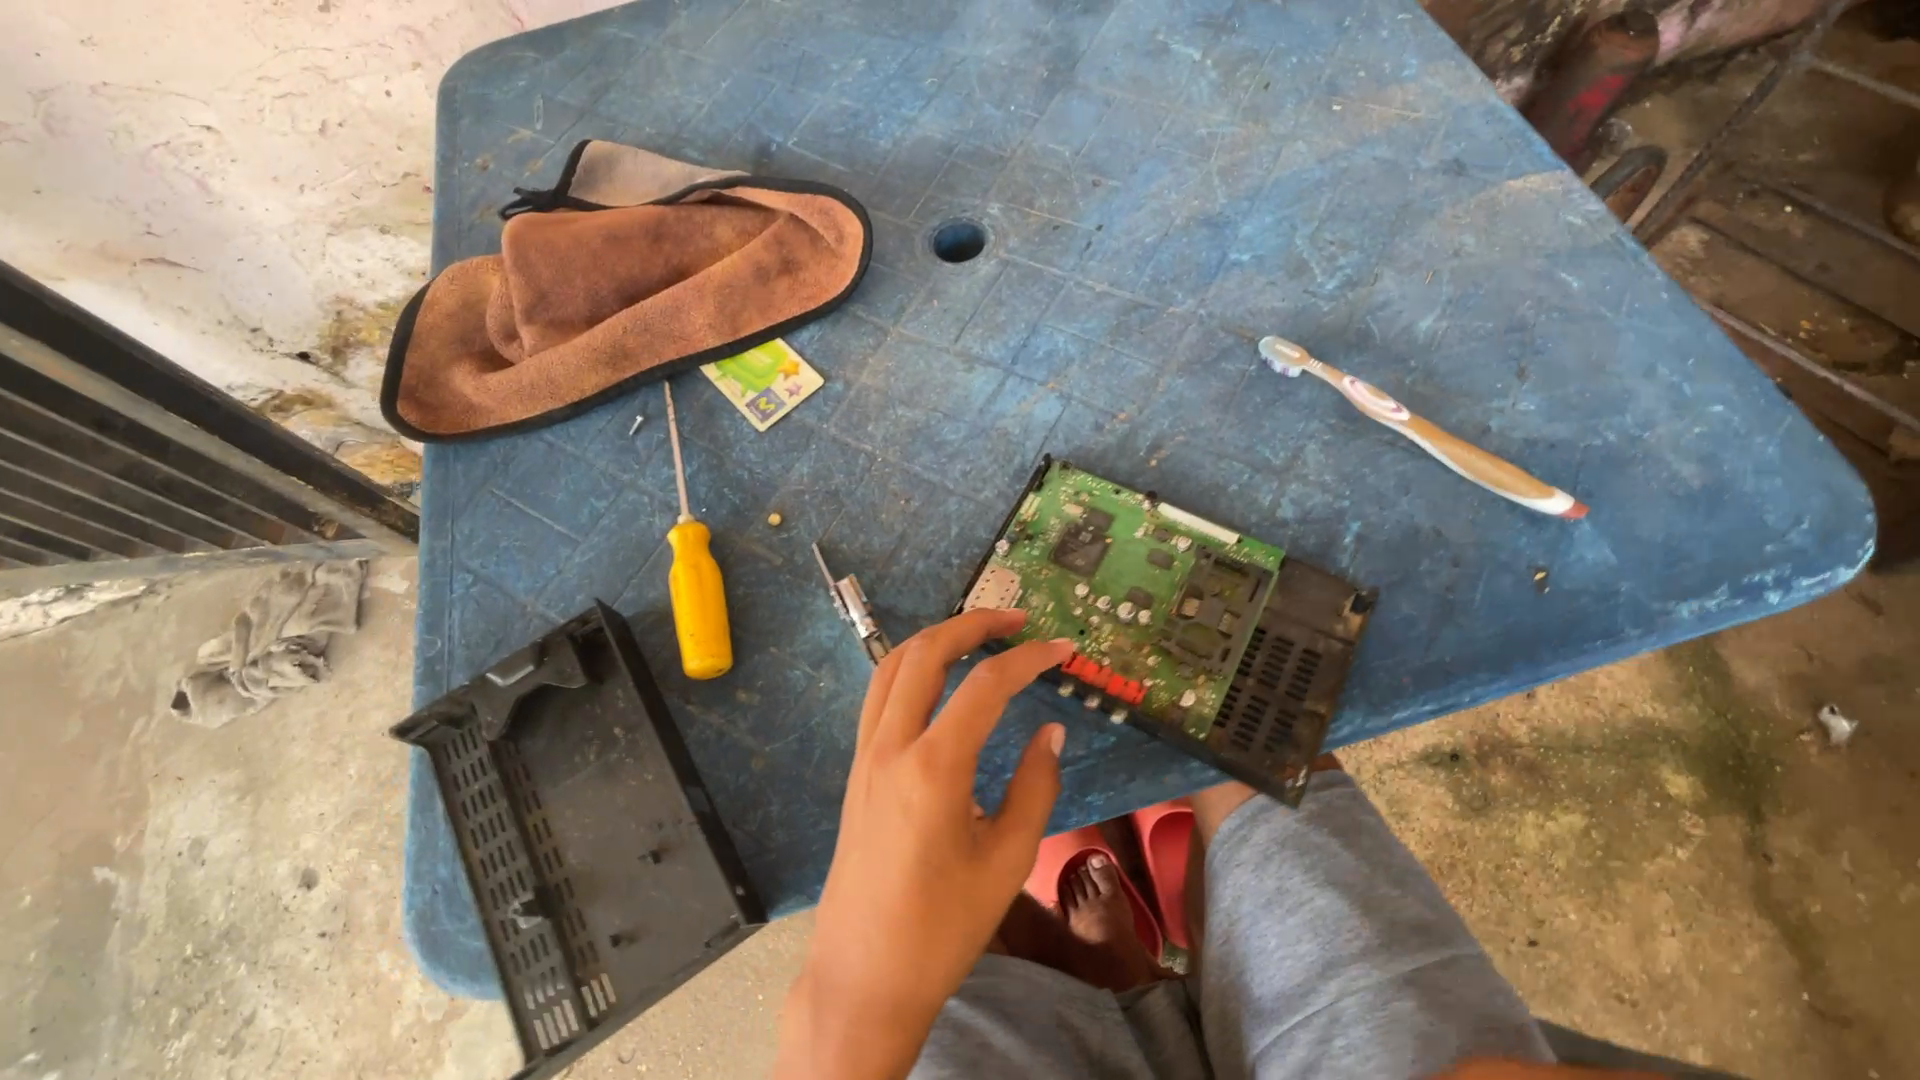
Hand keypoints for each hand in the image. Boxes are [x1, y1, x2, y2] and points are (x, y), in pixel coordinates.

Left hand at [774, 609, 1072, 1079]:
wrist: (865, 974)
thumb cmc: (943, 926)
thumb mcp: (1007, 860)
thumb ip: (1035, 786)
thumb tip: (1051, 731)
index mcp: (933, 767)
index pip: (985, 684)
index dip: (1028, 658)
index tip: (1062, 648)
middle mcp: (891, 746)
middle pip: (925, 653)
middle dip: (971, 624)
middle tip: (1015, 619)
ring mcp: (864, 756)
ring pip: (890, 667)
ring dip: (933, 640)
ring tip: (976, 636)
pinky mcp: (856, 770)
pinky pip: (877, 697)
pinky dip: (907, 669)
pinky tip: (935, 682)